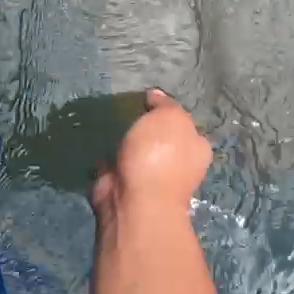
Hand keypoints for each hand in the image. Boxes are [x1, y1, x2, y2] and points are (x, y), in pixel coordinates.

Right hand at [91, 90, 211, 217]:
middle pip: (159, 138)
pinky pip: (114, 163)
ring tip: (107, 127)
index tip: (143, 103)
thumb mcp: (169, 118)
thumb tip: (155, 96)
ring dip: (122, 143)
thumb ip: (165, 105)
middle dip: (143, 129)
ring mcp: (150, 176)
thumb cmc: (159, 154)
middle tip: (123, 115)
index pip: (182, 123)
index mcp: (196, 147)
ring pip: (135, 151)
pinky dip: (106, 157)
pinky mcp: (124, 184)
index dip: (163, 112)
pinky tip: (97, 146)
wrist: (135, 197)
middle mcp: (178, 163)